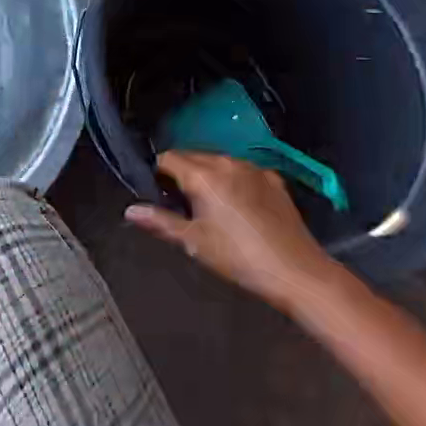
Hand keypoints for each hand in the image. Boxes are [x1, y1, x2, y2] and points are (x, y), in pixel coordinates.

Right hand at [125, 150, 338, 310]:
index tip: (157, 194)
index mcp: (204, 175)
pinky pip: (242, 170)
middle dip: (181, 174)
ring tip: (208, 207)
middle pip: (193, 156)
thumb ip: (161, 222)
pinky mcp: (272, 177)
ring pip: (219, 161)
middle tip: (180, 205)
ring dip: (207, 175)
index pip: (169, 158)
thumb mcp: (195, 243)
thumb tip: (131, 210)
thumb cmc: (239, 258)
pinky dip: (233, 181)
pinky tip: (238, 207)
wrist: (295, 269)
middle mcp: (227, 161)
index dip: (157, 174)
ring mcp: (253, 167)